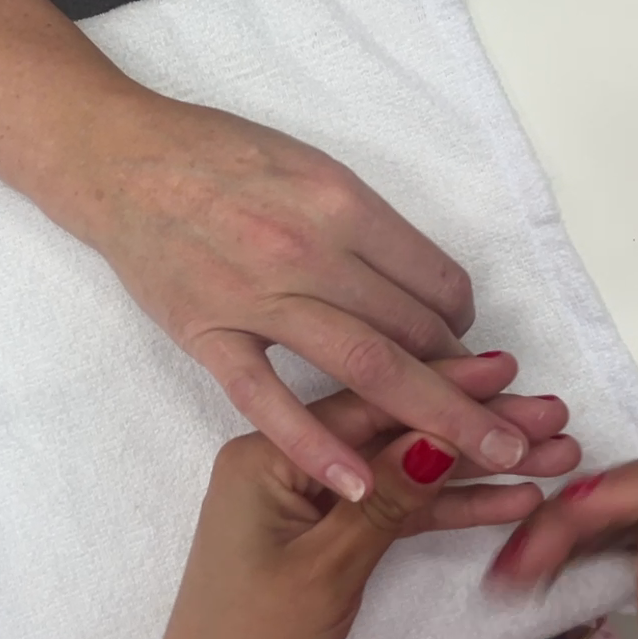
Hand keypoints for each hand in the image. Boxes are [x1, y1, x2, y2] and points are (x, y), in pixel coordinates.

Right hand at [55, 94, 528, 500]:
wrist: (122, 161)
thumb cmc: (217, 153)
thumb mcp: (306, 164)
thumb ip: (363, 221)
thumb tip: (415, 280)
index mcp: (341, 201)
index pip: (434, 278)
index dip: (464, 321)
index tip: (466, 345)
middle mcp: (310, 250)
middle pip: (413, 329)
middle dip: (473, 383)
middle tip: (514, 426)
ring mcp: (256, 298)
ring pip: (364, 366)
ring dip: (435, 416)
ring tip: (489, 458)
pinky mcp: (208, 336)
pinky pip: (267, 399)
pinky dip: (314, 443)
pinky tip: (358, 485)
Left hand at [149, 353, 578, 638]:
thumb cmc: (255, 634)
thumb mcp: (327, 565)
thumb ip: (385, 497)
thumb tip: (444, 434)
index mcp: (267, 451)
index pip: (365, 406)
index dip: (440, 389)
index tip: (507, 372)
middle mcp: (288, 458)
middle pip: (390, 434)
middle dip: (472, 429)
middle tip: (553, 416)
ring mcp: (310, 494)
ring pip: (401, 472)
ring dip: (473, 470)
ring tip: (554, 456)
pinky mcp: (328, 527)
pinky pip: (391, 509)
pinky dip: (445, 508)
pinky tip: (509, 501)